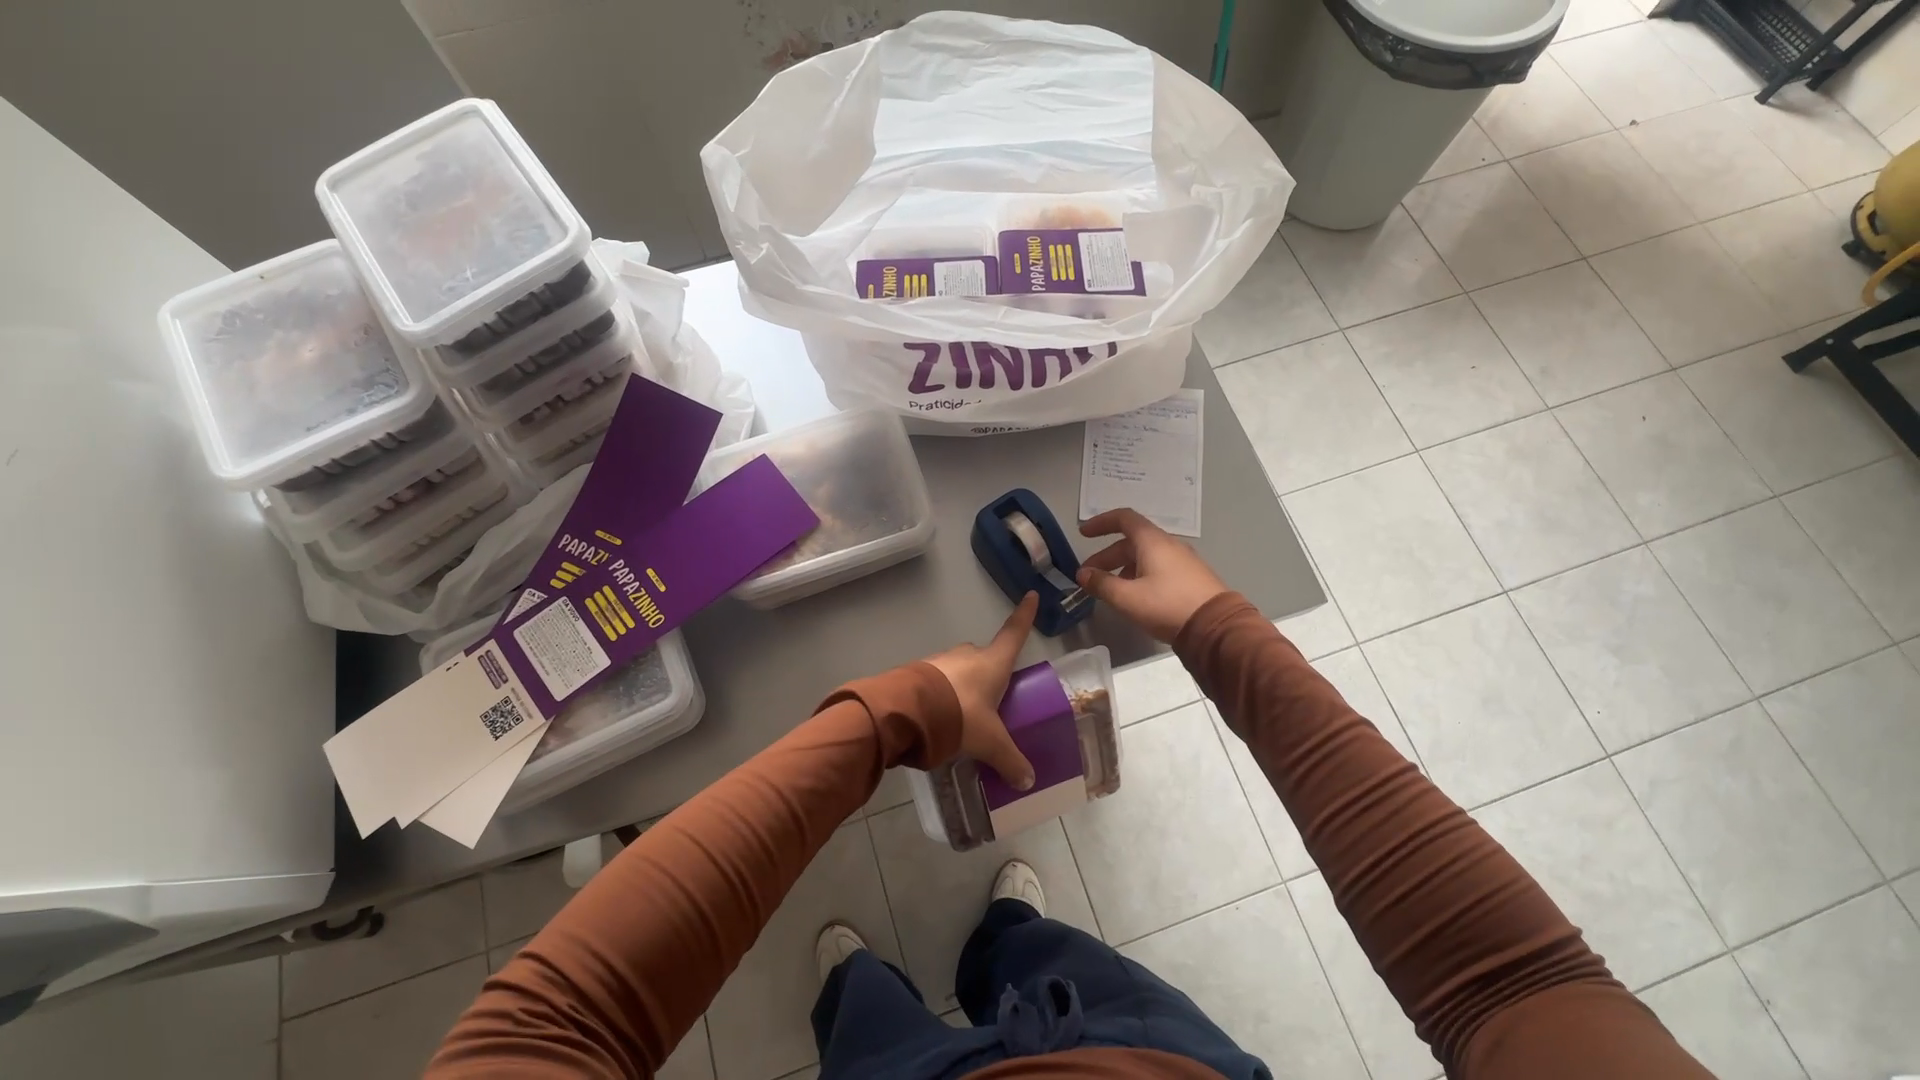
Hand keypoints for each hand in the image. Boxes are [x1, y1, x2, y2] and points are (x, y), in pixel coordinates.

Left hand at [925, 593, 1038, 790]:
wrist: (909, 712)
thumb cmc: (961, 717)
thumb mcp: (990, 743)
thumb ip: (1009, 760)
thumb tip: (1028, 781)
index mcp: (993, 663)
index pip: (1014, 633)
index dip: (1024, 616)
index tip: (1030, 594)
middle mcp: (968, 655)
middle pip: (984, 655)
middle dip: (988, 671)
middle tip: (991, 697)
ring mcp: (940, 661)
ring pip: (957, 669)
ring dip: (960, 685)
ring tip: (961, 714)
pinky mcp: (918, 672)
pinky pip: (936, 681)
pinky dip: (940, 694)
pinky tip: (938, 715)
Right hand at [1077, 508, 1229, 642]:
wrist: (1215, 627)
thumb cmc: (1167, 606)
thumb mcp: (1127, 598)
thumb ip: (1101, 584)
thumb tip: (1083, 574)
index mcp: (1152, 541)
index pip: (1123, 519)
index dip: (1101, 523)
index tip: (1083, 534)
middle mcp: (1168, 545)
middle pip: (1131, 542)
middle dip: (1106, 556)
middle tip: (1089, 575)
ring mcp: (1183, 561)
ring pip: (1145, 556)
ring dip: (1122, 568)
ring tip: (1109, 590)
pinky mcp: (1191, 577)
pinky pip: (1159, 568)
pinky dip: (1140, 575)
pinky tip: (1135, 596)